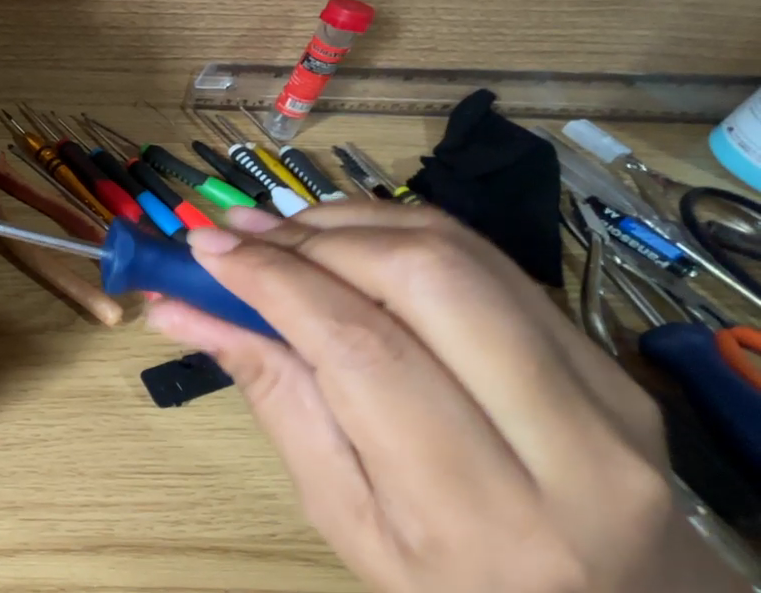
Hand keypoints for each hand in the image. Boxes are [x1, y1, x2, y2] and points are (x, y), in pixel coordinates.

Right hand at [147, 202, 748, 592]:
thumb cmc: (453, 581)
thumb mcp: (343, 512)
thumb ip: (270, 395)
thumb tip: (175, 310)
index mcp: (481, 511)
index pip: (360, 350)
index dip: (271, 280)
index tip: (201, 249)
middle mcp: (567, 444)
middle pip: (424, 279)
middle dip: (312, 239)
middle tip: (240, 236)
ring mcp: (604, 388)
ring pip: (458, 252)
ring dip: (348, 223)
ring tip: (281, 233)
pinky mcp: (604, 354)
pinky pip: (486, 257)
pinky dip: (395, 231)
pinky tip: (342, 242)